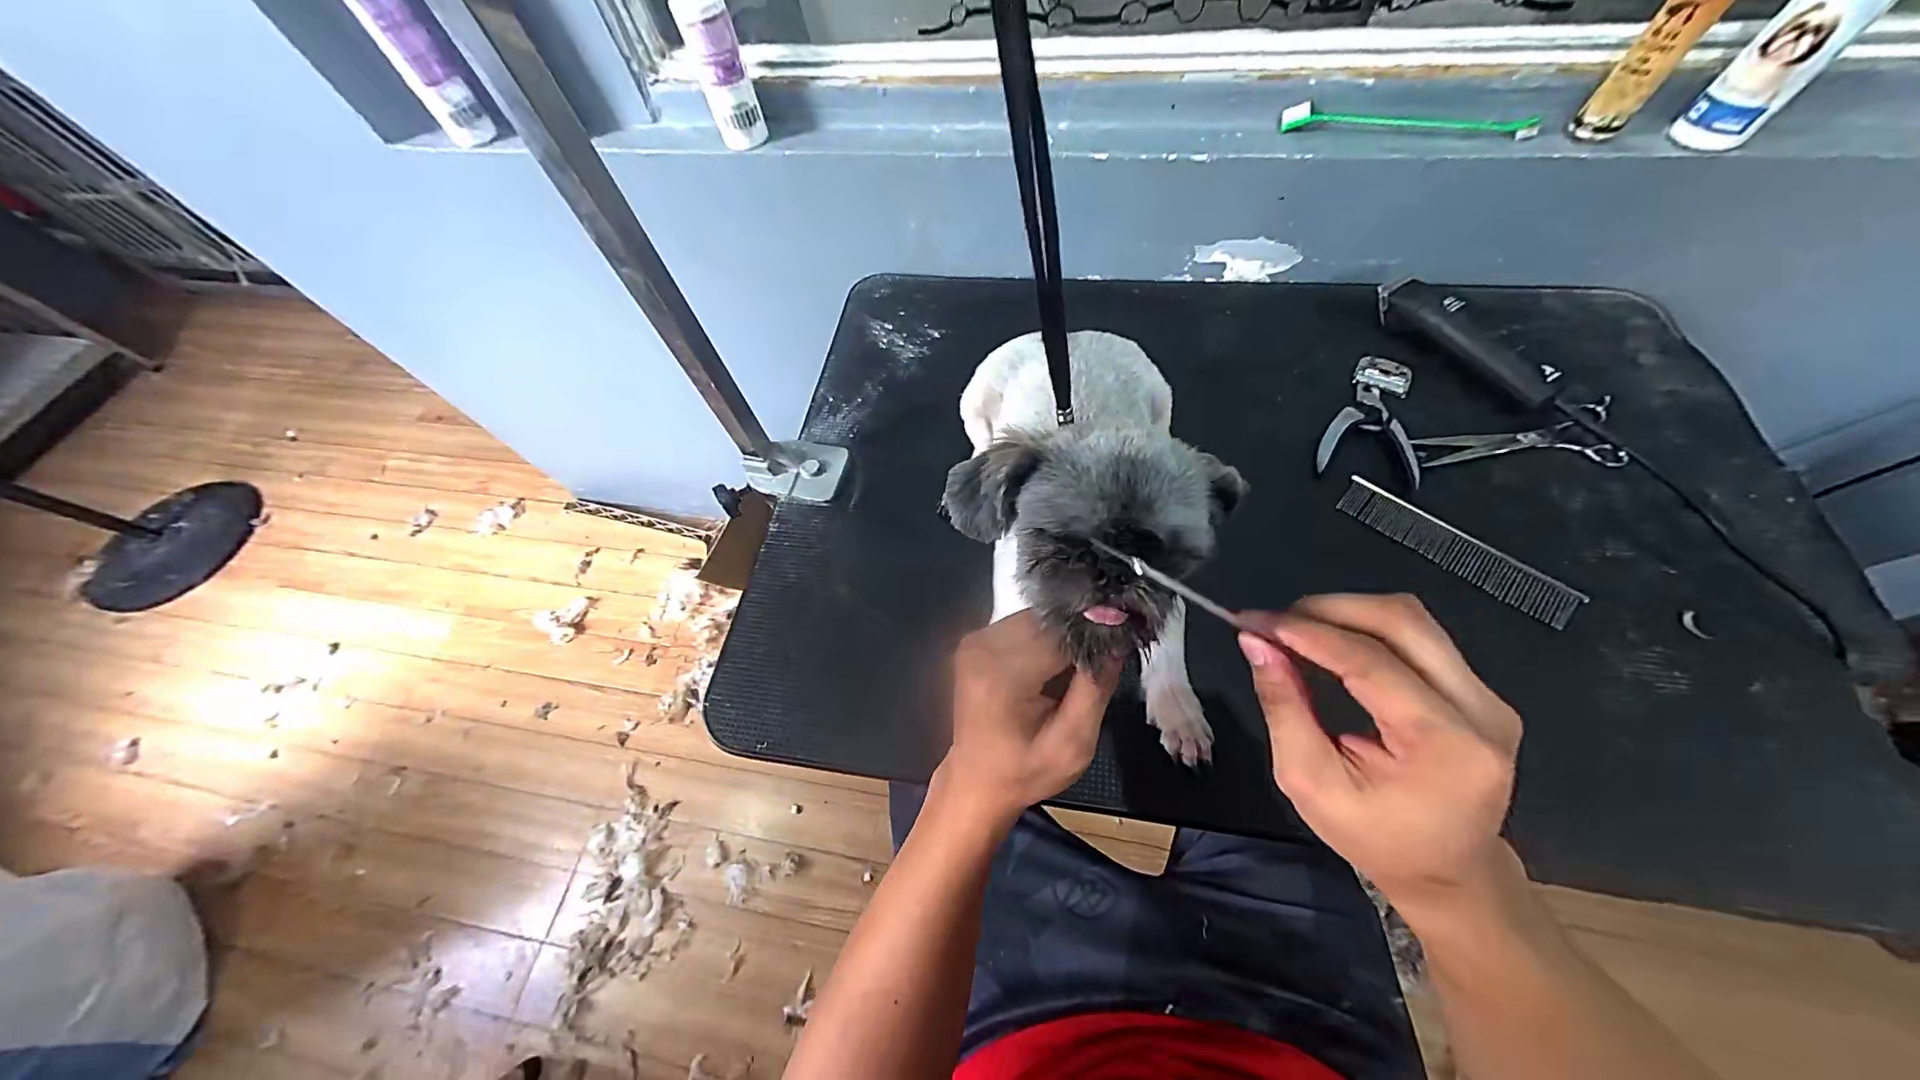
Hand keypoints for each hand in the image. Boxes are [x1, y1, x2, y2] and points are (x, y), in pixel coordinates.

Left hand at [941, 611, 1120, 824]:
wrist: (976, 780)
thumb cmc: (1023, 771)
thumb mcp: (1073, 744)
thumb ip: (1095, 689)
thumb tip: (1116, 643)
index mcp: (1002, 673)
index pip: (1061, 634)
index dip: (1093, 639)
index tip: (1117, 652)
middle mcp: (982, 647)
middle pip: (1049, 622)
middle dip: (1077, 639)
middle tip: (1095, 668)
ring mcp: (975, 641)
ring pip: (1038, 619)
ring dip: (1061, 639)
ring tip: (1071, 674)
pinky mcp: (976, 641)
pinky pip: (1023, 626)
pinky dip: (1043, 641)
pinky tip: (1050, 669)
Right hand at [1237, 594, 1522, 913]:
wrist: (1448, 873)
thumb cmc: (1375, 838)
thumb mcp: (1309, 782)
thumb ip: (1284, 707)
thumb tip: (1256, 645)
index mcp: (1446, 745)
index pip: (1372, 662)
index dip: (1308, 633)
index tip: (1255, 622)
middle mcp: (1481, 711)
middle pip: (1403, 621)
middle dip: (1330, 609)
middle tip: (1276, 623)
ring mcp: (1488, 698)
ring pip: (1411, 621)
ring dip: (1346, 614)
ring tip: (1297, 632)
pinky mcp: (1478, 692)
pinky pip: (1417, 639)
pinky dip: (1364, 631)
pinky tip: (1329, 645)